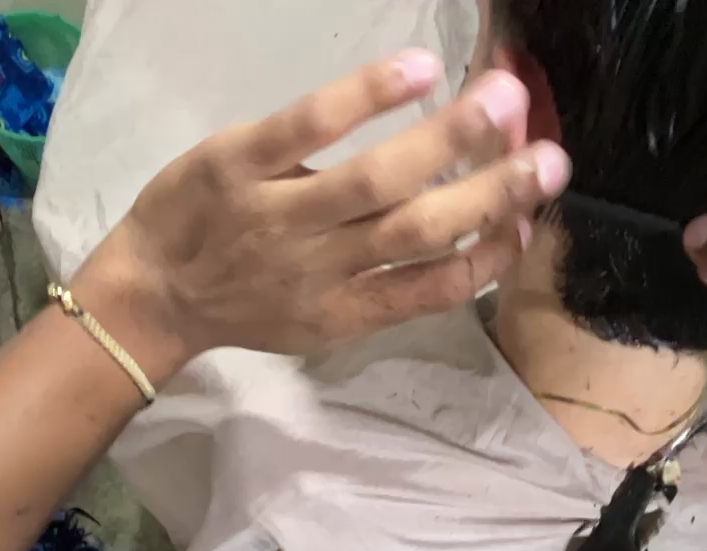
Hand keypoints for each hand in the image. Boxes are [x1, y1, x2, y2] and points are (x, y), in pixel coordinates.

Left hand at [70, 50, 570, 374]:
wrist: (152, 296)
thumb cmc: (243, 307)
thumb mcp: (316, 324)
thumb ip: (380, 291)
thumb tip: (456, 246)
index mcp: (348, 312)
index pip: (435, 289)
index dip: (491, 258)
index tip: (531, 223)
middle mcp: (323, 269)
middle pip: (421, 232)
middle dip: (494, 194)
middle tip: (554, 157)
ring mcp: (281, 217)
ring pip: (376, 181)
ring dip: (448, 140)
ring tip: (508, 98)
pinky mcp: (239, 167)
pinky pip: (306, 129)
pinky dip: (363, 98)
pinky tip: (419, 70)